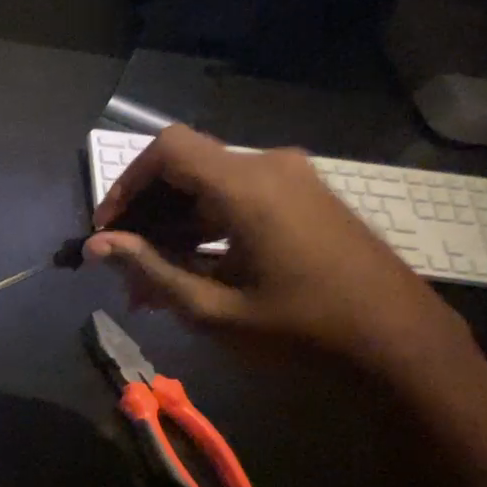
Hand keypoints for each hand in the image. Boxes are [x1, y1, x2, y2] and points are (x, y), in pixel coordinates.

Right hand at [84, 125, 481, 381]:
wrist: (391, 336)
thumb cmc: (297, 328)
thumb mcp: (209, 308)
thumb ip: (150, 270)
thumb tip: (95, 245)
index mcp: (246, 187)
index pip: (167, 151)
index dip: (125, 185)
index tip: (106, 234)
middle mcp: (268, 168)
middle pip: (183, 170)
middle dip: (143, 217)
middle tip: (121, 274)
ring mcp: (290, 181)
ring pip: (205, 189)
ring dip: (169, 230)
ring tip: (149, 288)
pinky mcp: (300, 199)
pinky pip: (234, 200)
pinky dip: (200, 231)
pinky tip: (187, 276)